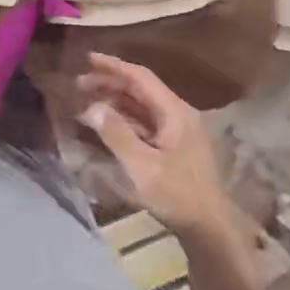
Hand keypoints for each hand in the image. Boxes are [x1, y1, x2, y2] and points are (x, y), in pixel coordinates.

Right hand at [77, 52, 233, 243]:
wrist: (210, 230)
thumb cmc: (177, 194)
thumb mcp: (142, 166)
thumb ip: (116, 133)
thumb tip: (91, 106)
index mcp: (175, 113)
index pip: (141, 78)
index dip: (113, 66)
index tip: (86, 58)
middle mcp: (178, 115)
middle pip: (140, 89)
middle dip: (109, 82)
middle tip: (79, 83)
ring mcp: (176, 132)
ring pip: (141, 106)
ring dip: (114, 100)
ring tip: (86, 100)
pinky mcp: (172, 147)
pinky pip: (143, 122)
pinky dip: (122, 118)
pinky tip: (104, 122)